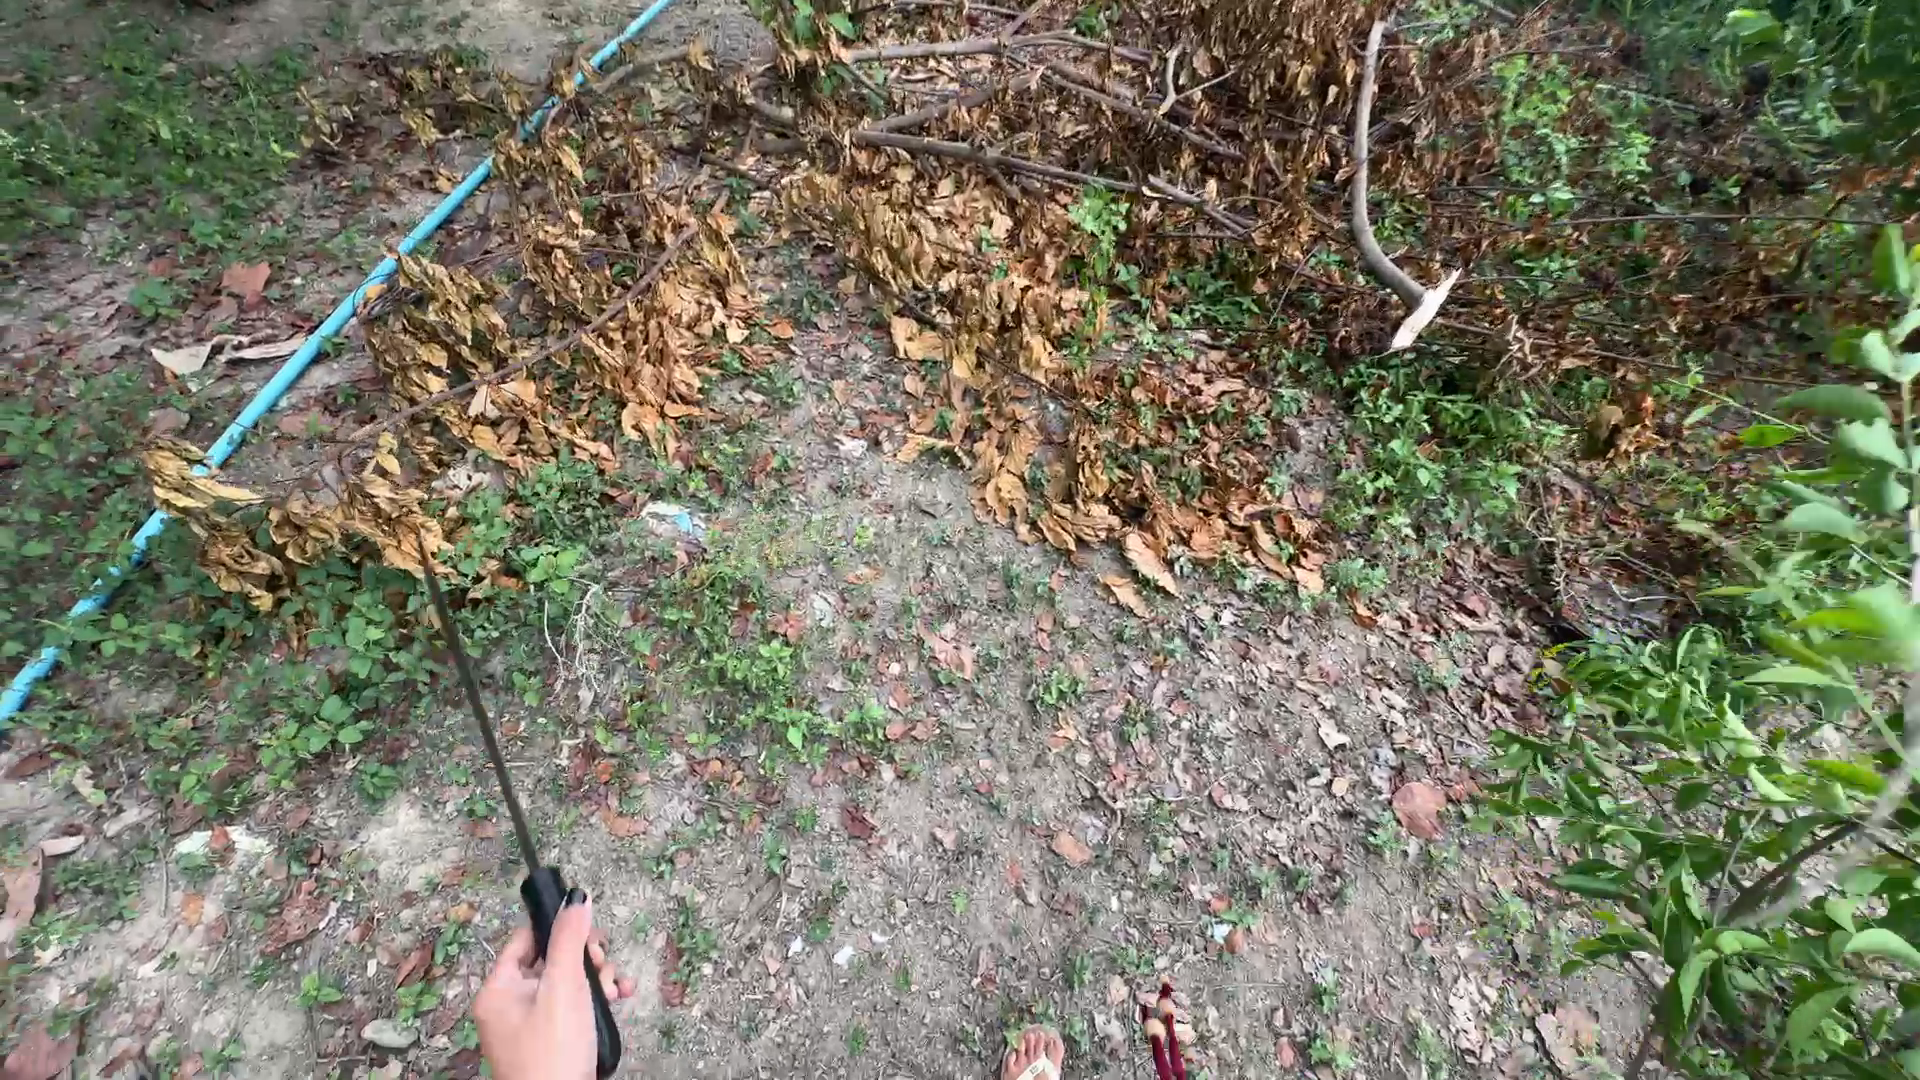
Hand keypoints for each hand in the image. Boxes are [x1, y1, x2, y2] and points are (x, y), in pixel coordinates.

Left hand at [474, 891, 635, 1079]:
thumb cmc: (553, 1047)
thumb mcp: (564, 985)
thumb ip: (570, 937)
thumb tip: (576, 896)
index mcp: (499, 989)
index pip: (527, 937)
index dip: (559, 929)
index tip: (589, 934)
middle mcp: (510, 1003)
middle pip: (554, 956)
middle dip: (588, 956)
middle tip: (602, 965)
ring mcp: (531, 1022)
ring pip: (570, 977)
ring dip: (599, 975)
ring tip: (614, 989)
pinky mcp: (552, 1036)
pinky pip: (576, 1001)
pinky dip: (598, 995)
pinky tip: (621, 996)